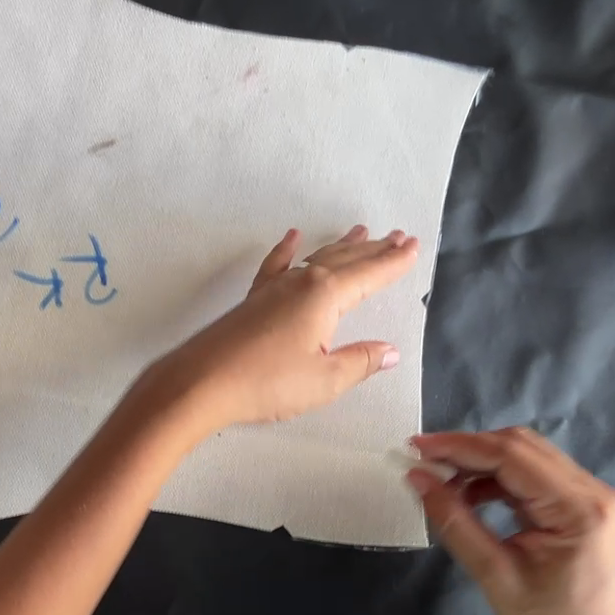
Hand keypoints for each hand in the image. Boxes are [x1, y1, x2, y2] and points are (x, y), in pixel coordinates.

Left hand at [142, 225, 417, 432]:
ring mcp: (273, 289)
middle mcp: (300, 283)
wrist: (200, 383)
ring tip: (360, 231)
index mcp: (325, 296)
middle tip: (397, 236)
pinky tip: (291, 238)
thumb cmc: (266, 383)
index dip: (394, 263)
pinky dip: (286, 251)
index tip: (414, 246)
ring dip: (340, 246)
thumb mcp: (324, 380)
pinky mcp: (252, 302)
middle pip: (345, 260)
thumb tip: (390, 351)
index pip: (370, 275)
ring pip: (315, 259)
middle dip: (373, 249)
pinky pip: (275, 267)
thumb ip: (360, 362)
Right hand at [405, 428, 614, 614]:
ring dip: (480, 463)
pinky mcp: (578, 508)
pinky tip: (469, 497)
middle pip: (521, 447)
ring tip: (441, 481)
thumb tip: (417, 478)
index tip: (415, 448)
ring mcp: (588, 498)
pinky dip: (495, 480)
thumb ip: (454, 519)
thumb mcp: (493, 573)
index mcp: (578, 506)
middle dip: (468, 449)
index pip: (511, 456)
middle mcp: (591, 491)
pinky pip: (531, 478)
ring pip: (525, 458)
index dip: (459, 446)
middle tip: (422, 461)